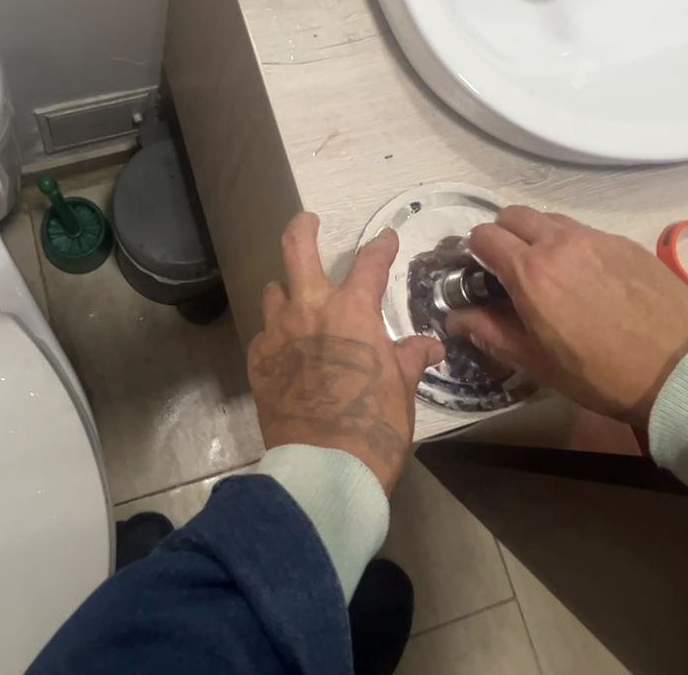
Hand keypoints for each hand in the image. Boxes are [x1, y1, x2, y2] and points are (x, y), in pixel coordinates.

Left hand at [248, 212, 444, 492]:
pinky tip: (287, 351)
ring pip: (274, 291)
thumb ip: (409, 357)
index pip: (370, 263)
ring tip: (296, 301)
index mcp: (352, 311)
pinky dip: (277, 335)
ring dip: (287, 291)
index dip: (382, 246)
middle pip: (296, 249)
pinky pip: (265, 333)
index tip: (387, 238)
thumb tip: (430, 345)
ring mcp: (277, 332)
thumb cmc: (373, 425)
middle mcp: (310, 310)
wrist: (324, 467)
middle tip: (308, 220)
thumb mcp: (400, 389)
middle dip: (302, 227)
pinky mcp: (258, 359)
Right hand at [445, 207, 687, 428]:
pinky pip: (587, 232)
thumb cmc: (601, 374)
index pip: (483, 235)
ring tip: (552, 270)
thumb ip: (489, 332)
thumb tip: (454, 319)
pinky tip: (591, 279)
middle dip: (503, 234)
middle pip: (513, 214)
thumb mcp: (536, 361)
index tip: (481, 272)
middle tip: (512, 267)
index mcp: (530, 271)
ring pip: (551, 219)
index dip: (475, 251)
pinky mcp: (627, 244)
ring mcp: (597, 239)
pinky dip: (575, 246)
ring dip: (539, 236)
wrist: (683, 373)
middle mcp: (559, 243)